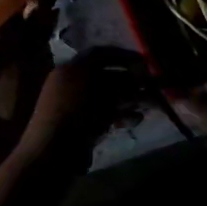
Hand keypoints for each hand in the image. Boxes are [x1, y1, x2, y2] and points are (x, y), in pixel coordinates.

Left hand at [17, 49, 141, 161]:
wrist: (55, 151)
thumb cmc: (77, 111)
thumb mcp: (102, 89)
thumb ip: (122, 79)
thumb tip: (138, 76)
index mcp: (71, 69)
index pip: (100, 55)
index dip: (122, 56)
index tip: (144, 61)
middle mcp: (72, 84)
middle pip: (107, 77)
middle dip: (131, 81)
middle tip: (151, 86)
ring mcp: (77, 107)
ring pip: (109, 97)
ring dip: (130, 99)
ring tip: (149, 105)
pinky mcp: (82, 127)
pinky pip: (105, 115)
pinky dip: (121, 115)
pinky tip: (135, 119)